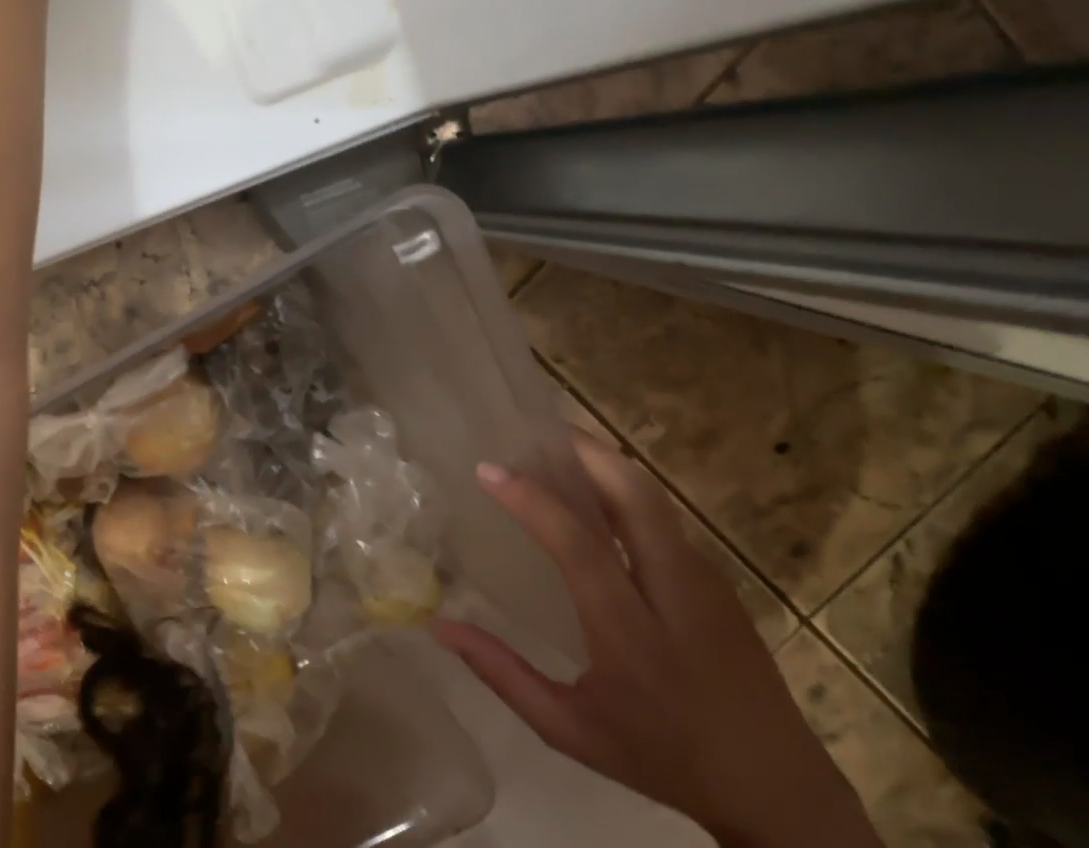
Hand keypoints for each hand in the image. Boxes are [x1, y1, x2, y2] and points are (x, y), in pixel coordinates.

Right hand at [433, 433, 883, 847]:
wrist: (776, 786)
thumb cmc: (658, 755)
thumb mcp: (566, 728)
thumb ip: (501, 674)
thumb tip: (439, 626)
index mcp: (630, 634)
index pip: (579, 545)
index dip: (532, 499)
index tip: (489, 469)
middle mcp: (675, 594)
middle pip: (635, 497)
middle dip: (585, 452)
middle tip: (533, 431)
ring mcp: (707, 583)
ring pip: (655, 500)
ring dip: (605, 465)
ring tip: (555, 453)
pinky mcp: (720, 584)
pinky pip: (665, 521)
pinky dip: (624, 493)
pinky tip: (592, 500)